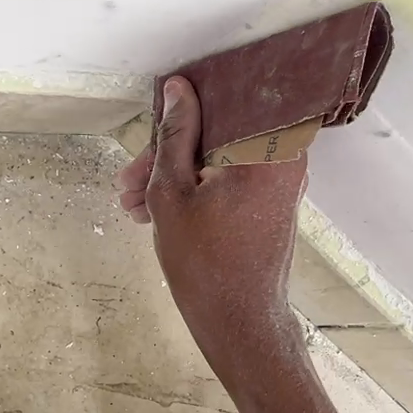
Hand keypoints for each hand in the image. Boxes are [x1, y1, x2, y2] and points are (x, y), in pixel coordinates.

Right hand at [122, 76, 308, 368]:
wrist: (238, 322)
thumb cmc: (203, 260)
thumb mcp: (172, 193)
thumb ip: (174, 136)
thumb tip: (178, 89)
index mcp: (268, 147)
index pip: (226, 103)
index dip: (182, 111)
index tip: (151, 127)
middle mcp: (284, 158)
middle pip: (218, 135)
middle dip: (168, 154)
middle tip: (128, 180)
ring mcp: (280, 183)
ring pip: (219, 160)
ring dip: (175, 176)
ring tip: (132, 203)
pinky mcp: (270, 204)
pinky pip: (229, 180)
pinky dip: (196, 190)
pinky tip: (156, 211)